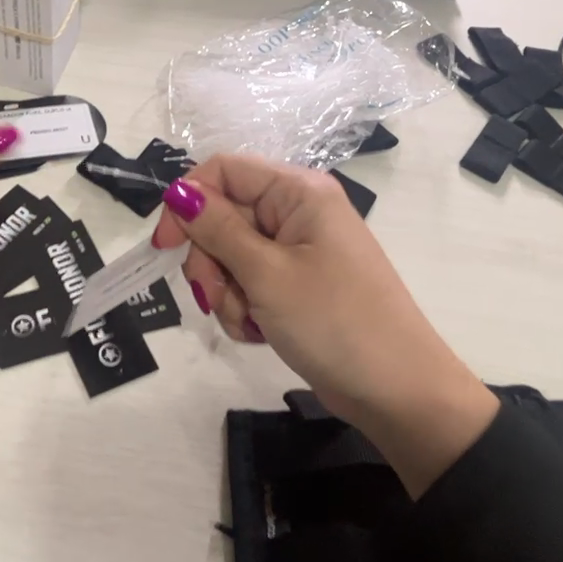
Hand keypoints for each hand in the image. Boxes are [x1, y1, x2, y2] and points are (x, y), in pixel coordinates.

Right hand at [152, 155, 497, 493]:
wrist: (397, 391)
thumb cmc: (334, 321)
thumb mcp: (266, 273)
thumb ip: (217, 229)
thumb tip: (177, 192)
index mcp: (298, 191)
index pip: (222, 171)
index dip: (187, 202)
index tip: (165, 247)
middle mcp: (296, 212)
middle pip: (222, 217)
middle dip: (210, 262)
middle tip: (219, 299)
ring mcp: (297, 251)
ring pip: (229, 256)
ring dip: (225, 293)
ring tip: (249, 321)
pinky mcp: (296, 285)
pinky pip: (248, 284)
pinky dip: (243, 308)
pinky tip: (259, 332)